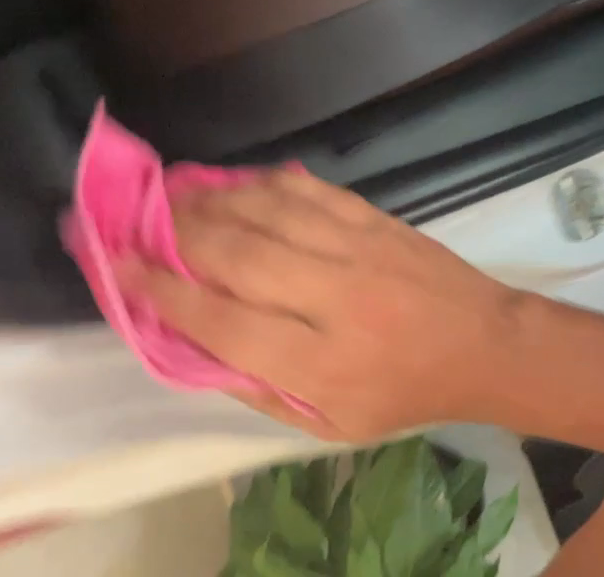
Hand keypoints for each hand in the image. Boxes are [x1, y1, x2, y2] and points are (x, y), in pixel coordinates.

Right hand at [121, 169, 536, 439]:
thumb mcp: (330, 422)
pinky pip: (310, 190)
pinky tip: (235, 181)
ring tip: (170, 191)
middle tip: (133, 217)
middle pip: (238, 254)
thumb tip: (193, 343)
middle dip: (175, 232)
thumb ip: (259, 387)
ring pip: (269, 211)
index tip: (120, 266)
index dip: (162, 292)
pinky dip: (265, 183)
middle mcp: (334, 296)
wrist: (483, 342)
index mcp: (319, 361)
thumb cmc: (403, 390)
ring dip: (213, 197)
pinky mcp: (375, 218)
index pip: (222, 320)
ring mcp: (357, 247)